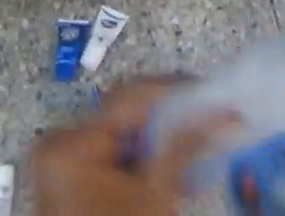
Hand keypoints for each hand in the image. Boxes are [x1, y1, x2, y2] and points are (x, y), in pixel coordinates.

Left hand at [31, 80, 239, 215]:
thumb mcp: (156, 194)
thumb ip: (186, 143)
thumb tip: (221, 110)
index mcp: (72, 143)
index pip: (132, 96)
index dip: (176, 91)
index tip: (213, 94)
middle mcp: (62, 145)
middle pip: (129, 115)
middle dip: (173, 119)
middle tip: (213, 120)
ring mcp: (65, 165)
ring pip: (126, 137)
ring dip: (164, 142)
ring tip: (202, 146)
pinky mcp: (74, 184)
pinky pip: (116, 157)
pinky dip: (147, 161)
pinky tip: (177, 170)